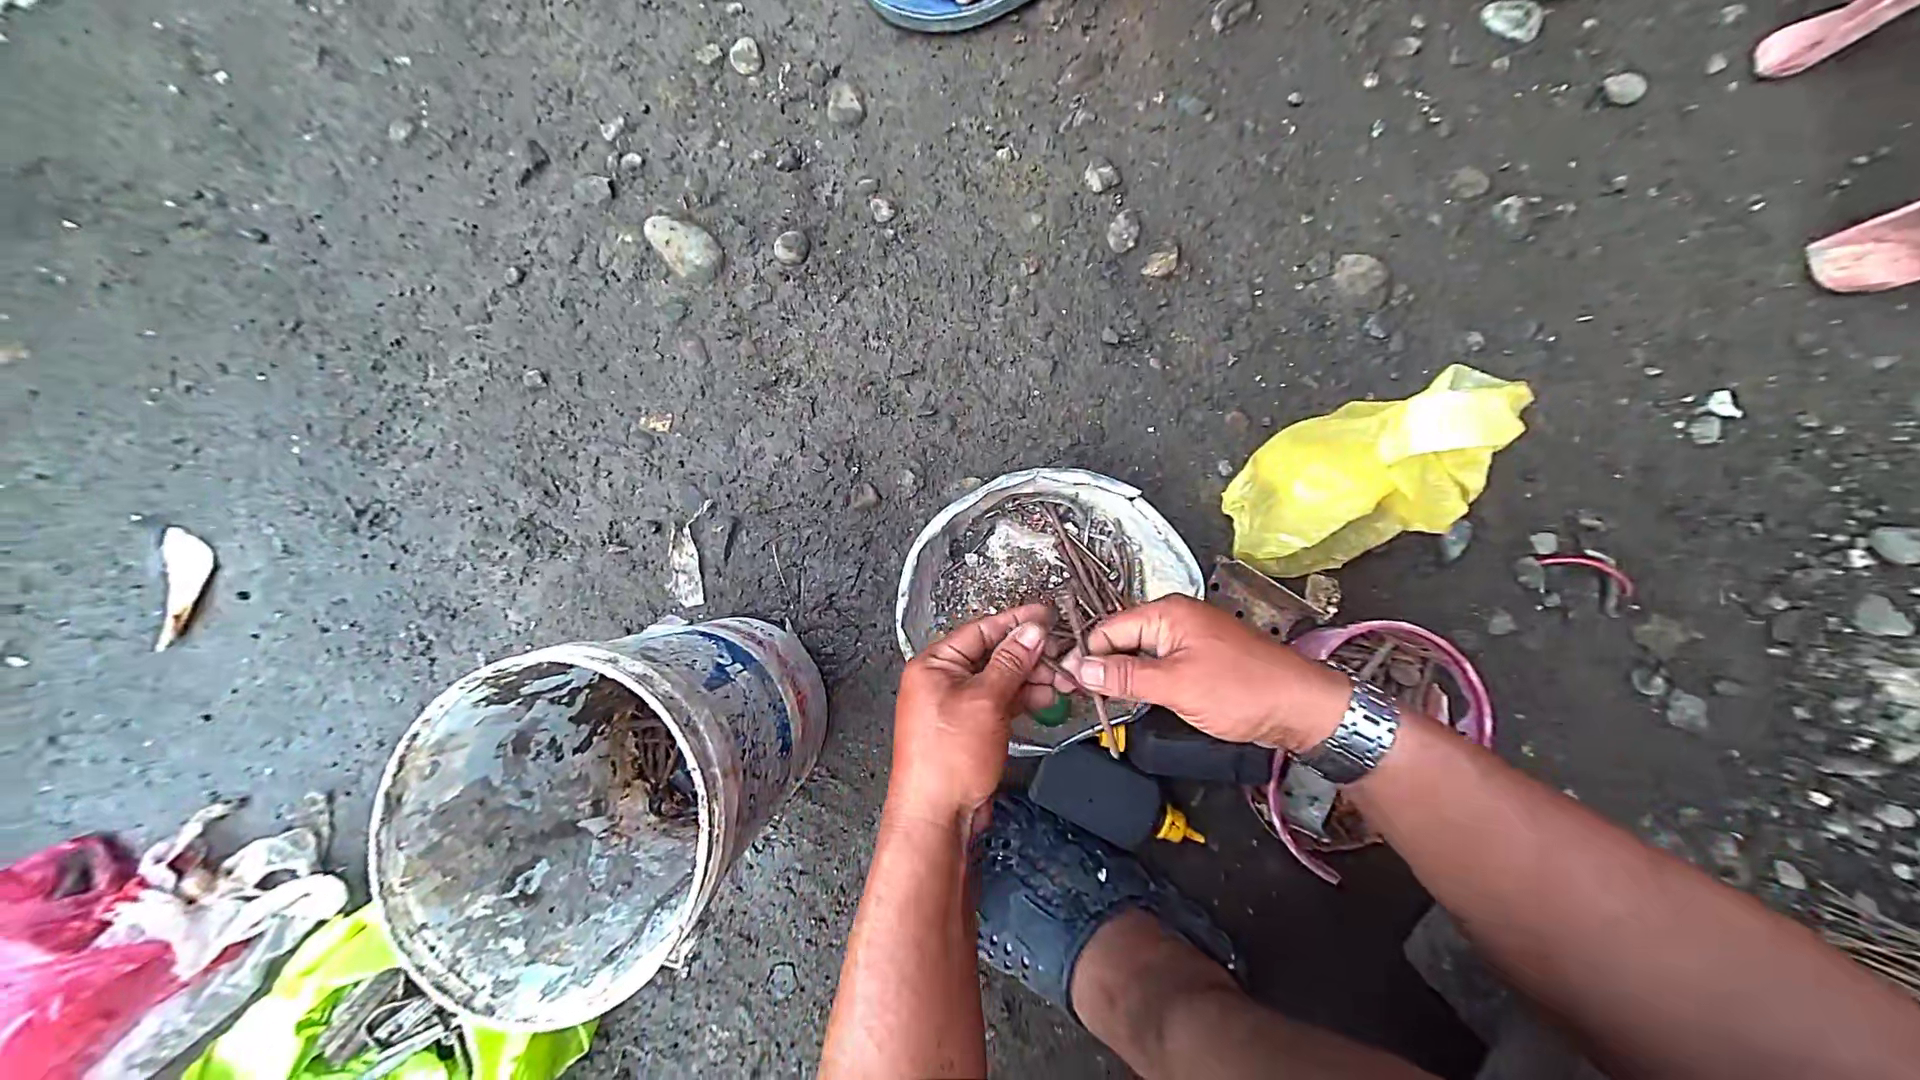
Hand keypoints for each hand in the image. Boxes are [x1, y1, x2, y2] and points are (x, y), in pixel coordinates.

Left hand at [888, 603, 1057, 830]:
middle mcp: (941, 682)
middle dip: (1027, 654)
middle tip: (1057, 654)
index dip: (1014, 622)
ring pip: (1000, 680)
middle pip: (992, 655)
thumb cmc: (943, 763)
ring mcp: (956, 706)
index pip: (979, 630)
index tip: (1042, 616)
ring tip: (1058, 678)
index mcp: (933, 665)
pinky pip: (1000, 702)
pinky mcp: (970, 728)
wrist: (938, 817)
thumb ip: (1011, 663)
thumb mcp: (985, 701)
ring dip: (1030, 678)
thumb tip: (1029, 634)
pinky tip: (1044, 698)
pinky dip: (1022, 699)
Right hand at [1050, 595, 1350, 751]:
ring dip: (1123, 674)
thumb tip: (1083, 668)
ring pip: (1140, 652)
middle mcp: (1177, 617)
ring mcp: (1190, 636)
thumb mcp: (1175, 685)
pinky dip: (1146, 678)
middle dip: (1102, 665)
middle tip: (1082, 694)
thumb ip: (1124, 676)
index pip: (1109, 629)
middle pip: (1122, 638)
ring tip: (1104, 698)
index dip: (1087, 655)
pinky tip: (1137, 696)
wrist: (1304, 709)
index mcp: (1168, 612)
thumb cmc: (1245, 691)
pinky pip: (1160, 662)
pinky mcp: (1201, 656)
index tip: (1069, 681)